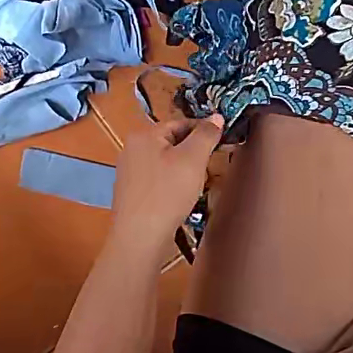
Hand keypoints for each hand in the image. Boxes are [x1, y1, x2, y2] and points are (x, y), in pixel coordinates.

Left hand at [108, 115, 224, 251]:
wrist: (140, 236)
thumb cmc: (167, 194)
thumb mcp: (193, 159)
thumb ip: (206, 134)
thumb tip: (217, 117)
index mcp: (144, 134)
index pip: (182, 123)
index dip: (205, 131)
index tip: (222, 144)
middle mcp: (132, 148)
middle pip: (174, 142)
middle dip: (194, 154)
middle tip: (208, 169)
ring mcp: (130, 171)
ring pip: (168, 161)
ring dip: (185, 170)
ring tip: (194, 187)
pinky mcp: (132, 191)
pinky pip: (159, 179)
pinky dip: (173, 184)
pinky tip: (179, 199)